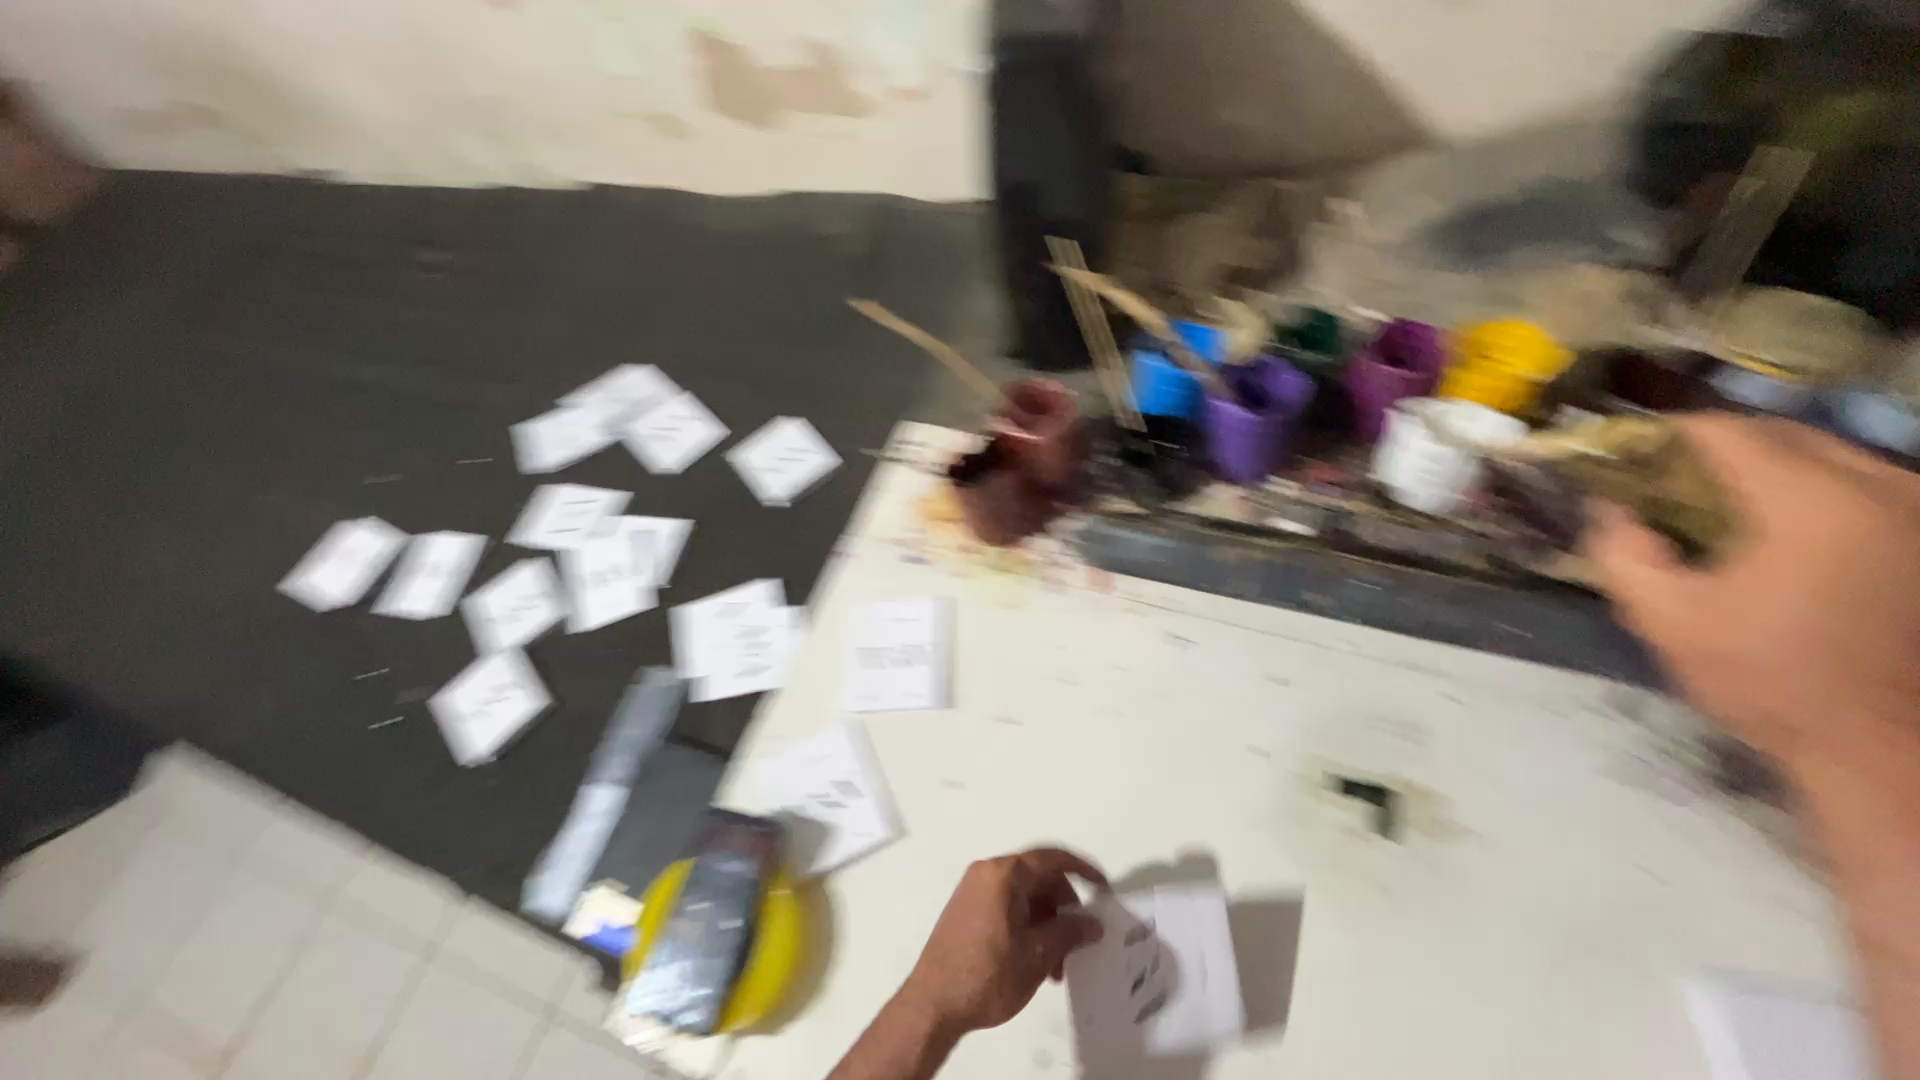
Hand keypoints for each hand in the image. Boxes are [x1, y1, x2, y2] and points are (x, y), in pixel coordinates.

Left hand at [896, 846, 1107, 1033]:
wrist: (932, 1003)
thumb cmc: (988, 974)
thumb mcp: (1037, 955)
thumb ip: (1069, 932)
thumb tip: (1093, 923)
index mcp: (1004, 874)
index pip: (1052, 859)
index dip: (1082, 870)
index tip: (1104, 889)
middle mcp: (987, 873)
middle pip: (1039, 879)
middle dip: (1063, 909)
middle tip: (1079, 942)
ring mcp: (974, 891)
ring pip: (1025, 898)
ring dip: (1047, 925)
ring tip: (1057, 967)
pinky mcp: (968, 911)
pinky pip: (1008, 908)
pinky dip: (1028, 928)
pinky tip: (1036, 963)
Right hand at [1583, 413, 1919, 777]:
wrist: (1883, 743)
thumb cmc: (1768, 680)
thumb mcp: (1666, 621)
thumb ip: (1622, 554)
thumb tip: (1613, 510)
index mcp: (1813, 503)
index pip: (1726, 433)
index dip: (1665, 434)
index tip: (1623, 451)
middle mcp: (1882, 487)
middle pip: (1782, 433)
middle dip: (1714, 447)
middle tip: (1662, 476)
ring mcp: (1917, 510)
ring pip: (1825, 455)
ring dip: (1762, 467)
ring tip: (1712, 501)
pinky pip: (1858, 484)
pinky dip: (1805, 489)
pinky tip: (1771, 529)